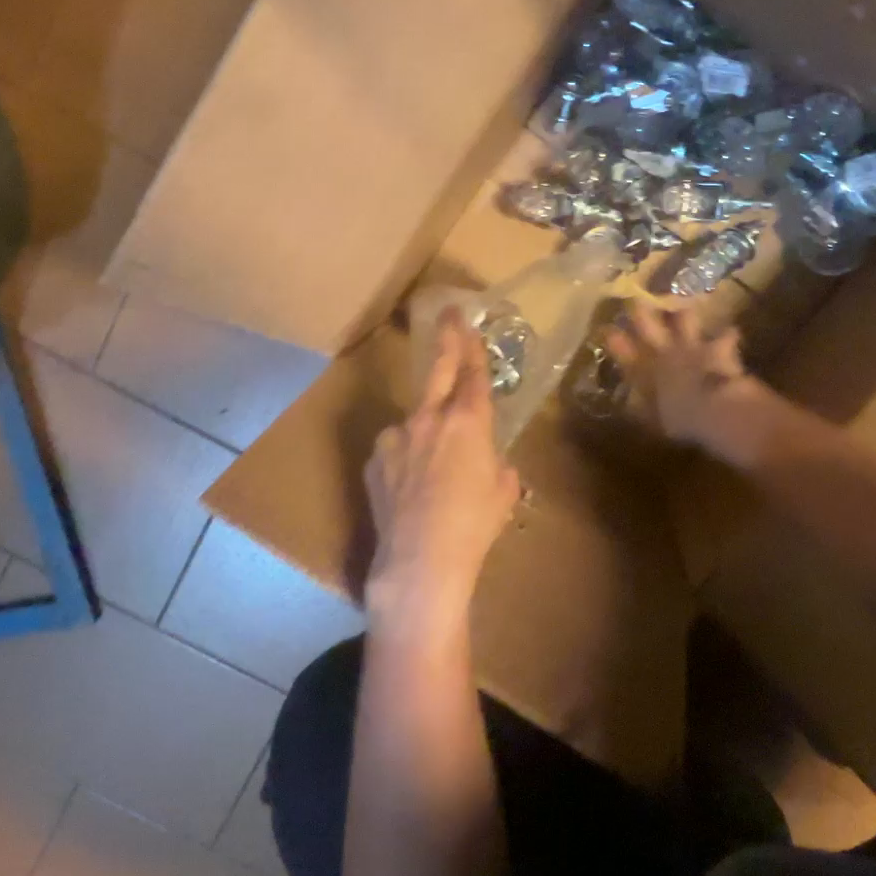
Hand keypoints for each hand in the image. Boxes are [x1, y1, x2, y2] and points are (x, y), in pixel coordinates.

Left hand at [363, 309, 521, 630]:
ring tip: (434, 473)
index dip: (473, 345)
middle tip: (447, 314)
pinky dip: (405, 459)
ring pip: (415, 421)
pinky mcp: (374, 460)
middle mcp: (429, 418)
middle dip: (446, 338)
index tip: (468, 322)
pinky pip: (395, 450)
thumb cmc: (474, 526)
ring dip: (426, 432)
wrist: (420, 561)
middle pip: (439, 369)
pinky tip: (411, 490)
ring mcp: (396, 436)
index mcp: (468, 422)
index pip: (473, 373)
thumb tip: (492, 463)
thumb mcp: (502, 494)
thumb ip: (498, 467)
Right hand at [603, 302, 755, 445]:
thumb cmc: (679, 419)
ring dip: (685, 313)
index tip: (606, 330)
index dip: (614, 340)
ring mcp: (692, 346)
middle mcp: (665, 352)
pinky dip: (728, 335)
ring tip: (685, 306)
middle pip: (647, 323)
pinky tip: (731, 331)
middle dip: (640, 310)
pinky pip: (725, 336)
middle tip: (636, 300)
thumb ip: (641, 410)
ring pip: (685, 318)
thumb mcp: (653, 421)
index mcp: (645, 371)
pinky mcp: (718, 348)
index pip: (623, 352)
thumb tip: (629, 406)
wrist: (714, 410)